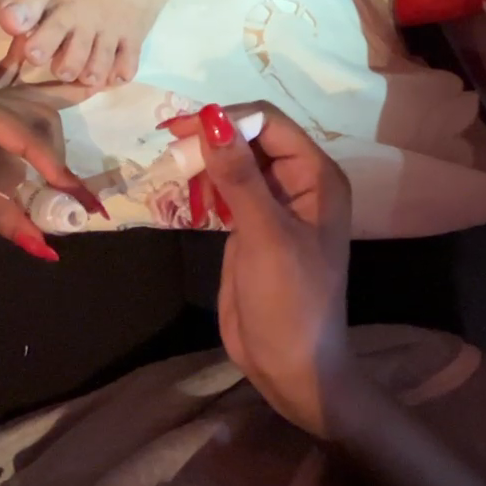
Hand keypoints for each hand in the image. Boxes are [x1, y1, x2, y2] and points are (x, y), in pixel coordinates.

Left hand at [0, 85, 97, 259]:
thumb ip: (2, 217)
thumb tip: (47, 250)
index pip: (29, 135)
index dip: (59, 170)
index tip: (85, 202)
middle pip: (37, 118)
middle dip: (56, 157)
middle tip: (72, 197)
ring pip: (28, 118)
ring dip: (45, 150)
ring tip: (60, 187)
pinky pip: (11, 127)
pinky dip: (29, 147)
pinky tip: (39, 166)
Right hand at [165, 104, 356, 436]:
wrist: (290, 367)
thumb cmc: (290, 301)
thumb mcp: (264, 235)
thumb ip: (238, 176)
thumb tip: (211, 118)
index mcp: (316, 178)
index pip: (269, 125)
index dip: (226, 120)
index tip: (180, 130)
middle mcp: (297, 184)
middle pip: (249, 139)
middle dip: (211, 139)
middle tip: (169, 150)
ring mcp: (272, 205)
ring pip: (233, 162)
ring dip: (203, 161)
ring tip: (171, 169)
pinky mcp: (249, 226)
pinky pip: (224, 189)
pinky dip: (202, 185)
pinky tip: (182, 192)